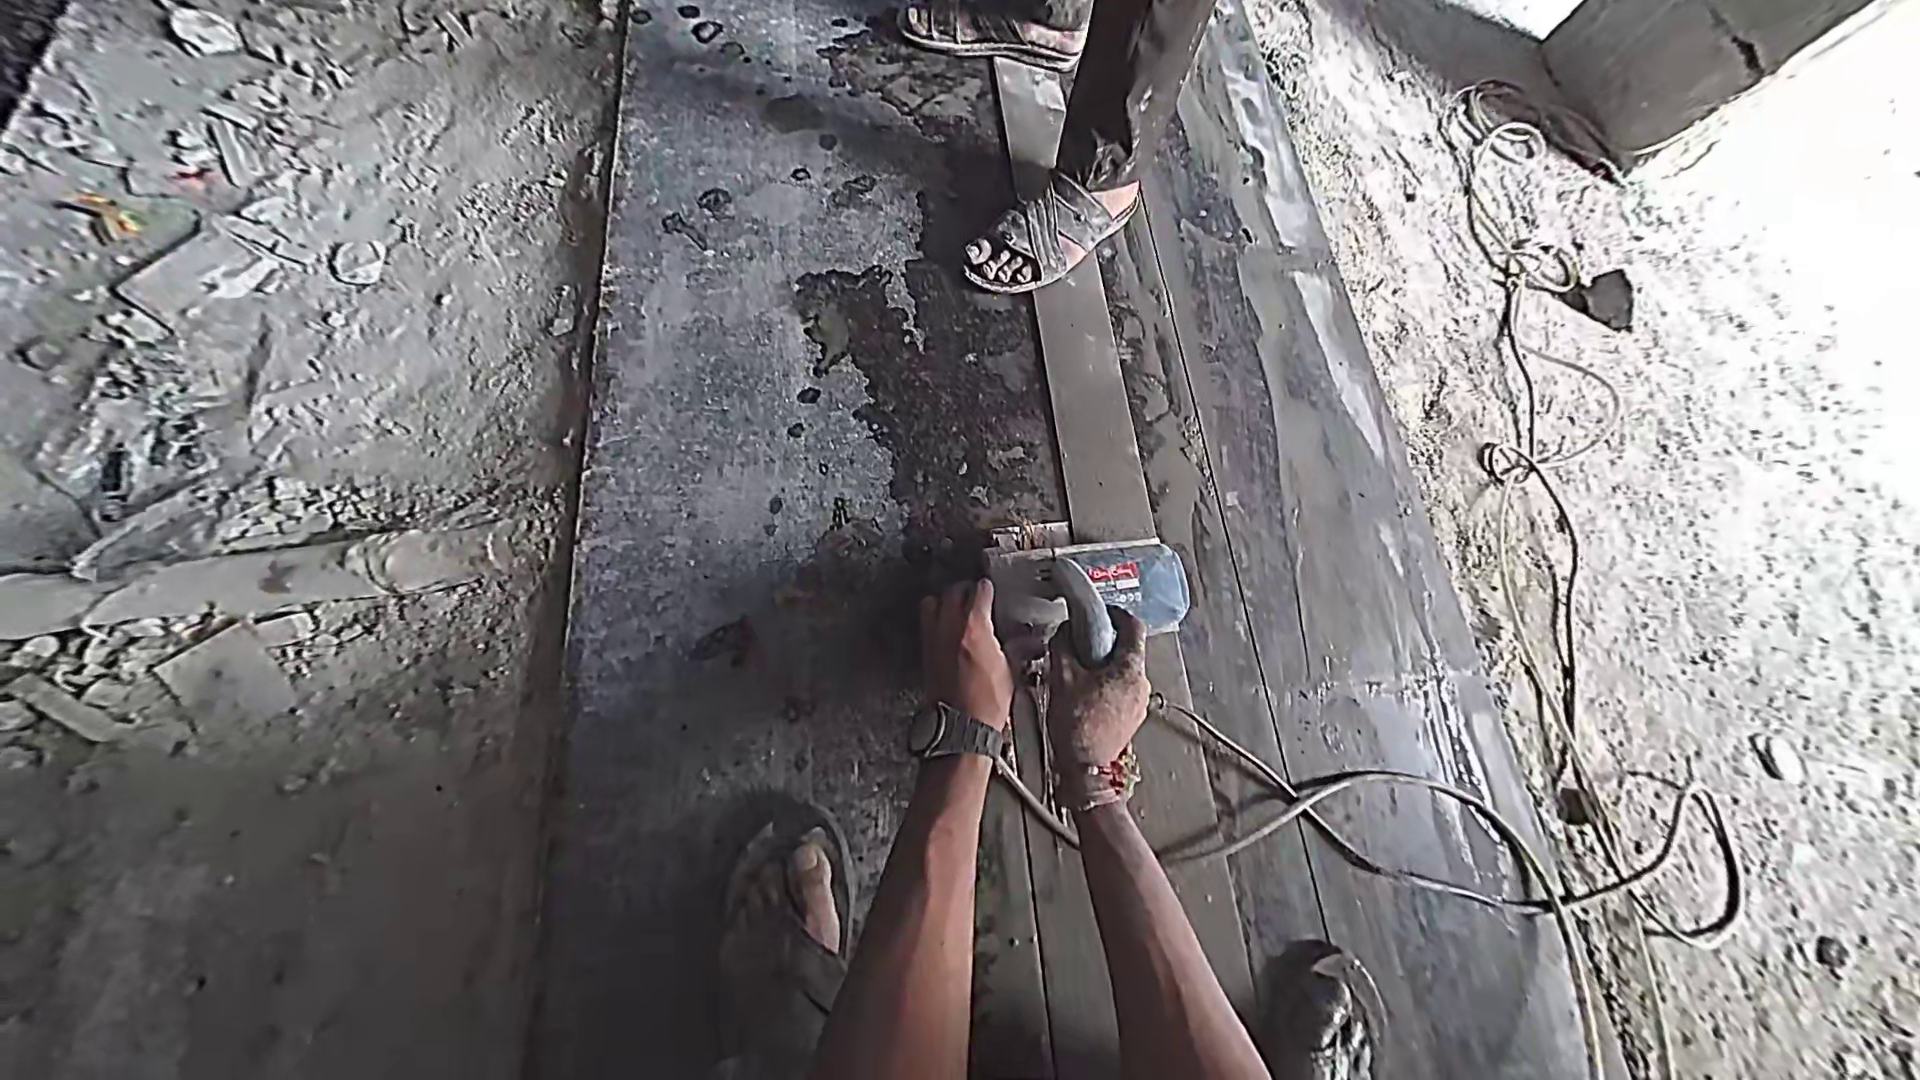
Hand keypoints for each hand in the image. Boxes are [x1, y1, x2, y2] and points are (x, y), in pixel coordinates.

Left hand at [920, 579, 1012, 730]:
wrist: (960, 727)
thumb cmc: (986, 702)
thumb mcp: (1010, 671)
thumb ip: (1018, 648)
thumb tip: (1029, 639)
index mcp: (974, 627)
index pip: (979, 592)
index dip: (987, 588)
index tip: (990, 588)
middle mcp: (950, 627)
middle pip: (953, 591)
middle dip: (965, 589)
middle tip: (975, 594)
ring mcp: (933, 638)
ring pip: (932, 602)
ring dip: (944, 600)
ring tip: (956, 606)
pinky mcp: (925, 651)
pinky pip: (926, 622)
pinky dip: (934, 617)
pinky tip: (946, 627)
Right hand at [1045, 606, 1149, 767]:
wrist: (1086, 770)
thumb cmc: (1076, 726)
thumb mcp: (1061, 676)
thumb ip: (1062, 645)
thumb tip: (1064, 630)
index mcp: (1130, 668)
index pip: (1133, 626)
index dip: (1115, 613)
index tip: (1099, 612)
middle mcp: (1141, 684)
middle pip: (1128, 648)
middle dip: (1103, 641)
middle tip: (1079, 642)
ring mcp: (1139, 702)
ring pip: (1123, 670)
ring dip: (1102, 664)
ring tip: (1077, 670)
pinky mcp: (1132, 717)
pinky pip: (1121, 689)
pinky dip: (1105, 682)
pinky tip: (1083, 692)